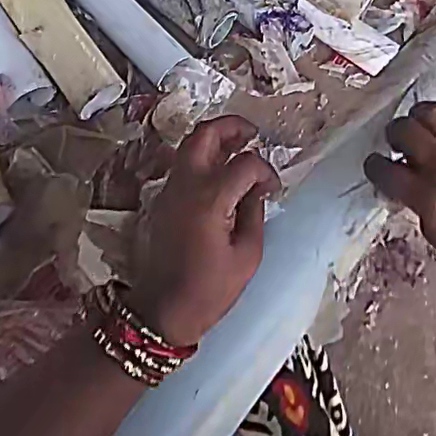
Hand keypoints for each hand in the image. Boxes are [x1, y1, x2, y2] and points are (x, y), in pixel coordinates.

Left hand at [129, 116, 277, 344]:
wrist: (163, 309)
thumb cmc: (209, 289)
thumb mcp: (247, 256)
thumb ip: (255, 213)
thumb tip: (258, 188)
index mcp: (210, 199)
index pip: (244, 163)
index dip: (265, 170)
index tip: (273, 187)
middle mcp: (187, 184)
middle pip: (206, 134)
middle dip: (232, 126)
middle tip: (253, 134)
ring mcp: (171, 188)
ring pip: (190, 143)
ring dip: (216, 137)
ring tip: (239, 144)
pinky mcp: (164, 197)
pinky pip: (184, 161)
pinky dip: (204, 154)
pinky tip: (222, 168)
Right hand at [364, 90, 435, 296]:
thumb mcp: (434, 233)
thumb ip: (415, 202)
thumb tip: (403, 180)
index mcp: (428, 197)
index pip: (385, 170)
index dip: (375, 166)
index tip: (377, 166)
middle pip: (404, 131)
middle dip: (395, 136)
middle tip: (400, 145)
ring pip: (435, 113)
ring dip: (422, 117)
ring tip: (424, 127)